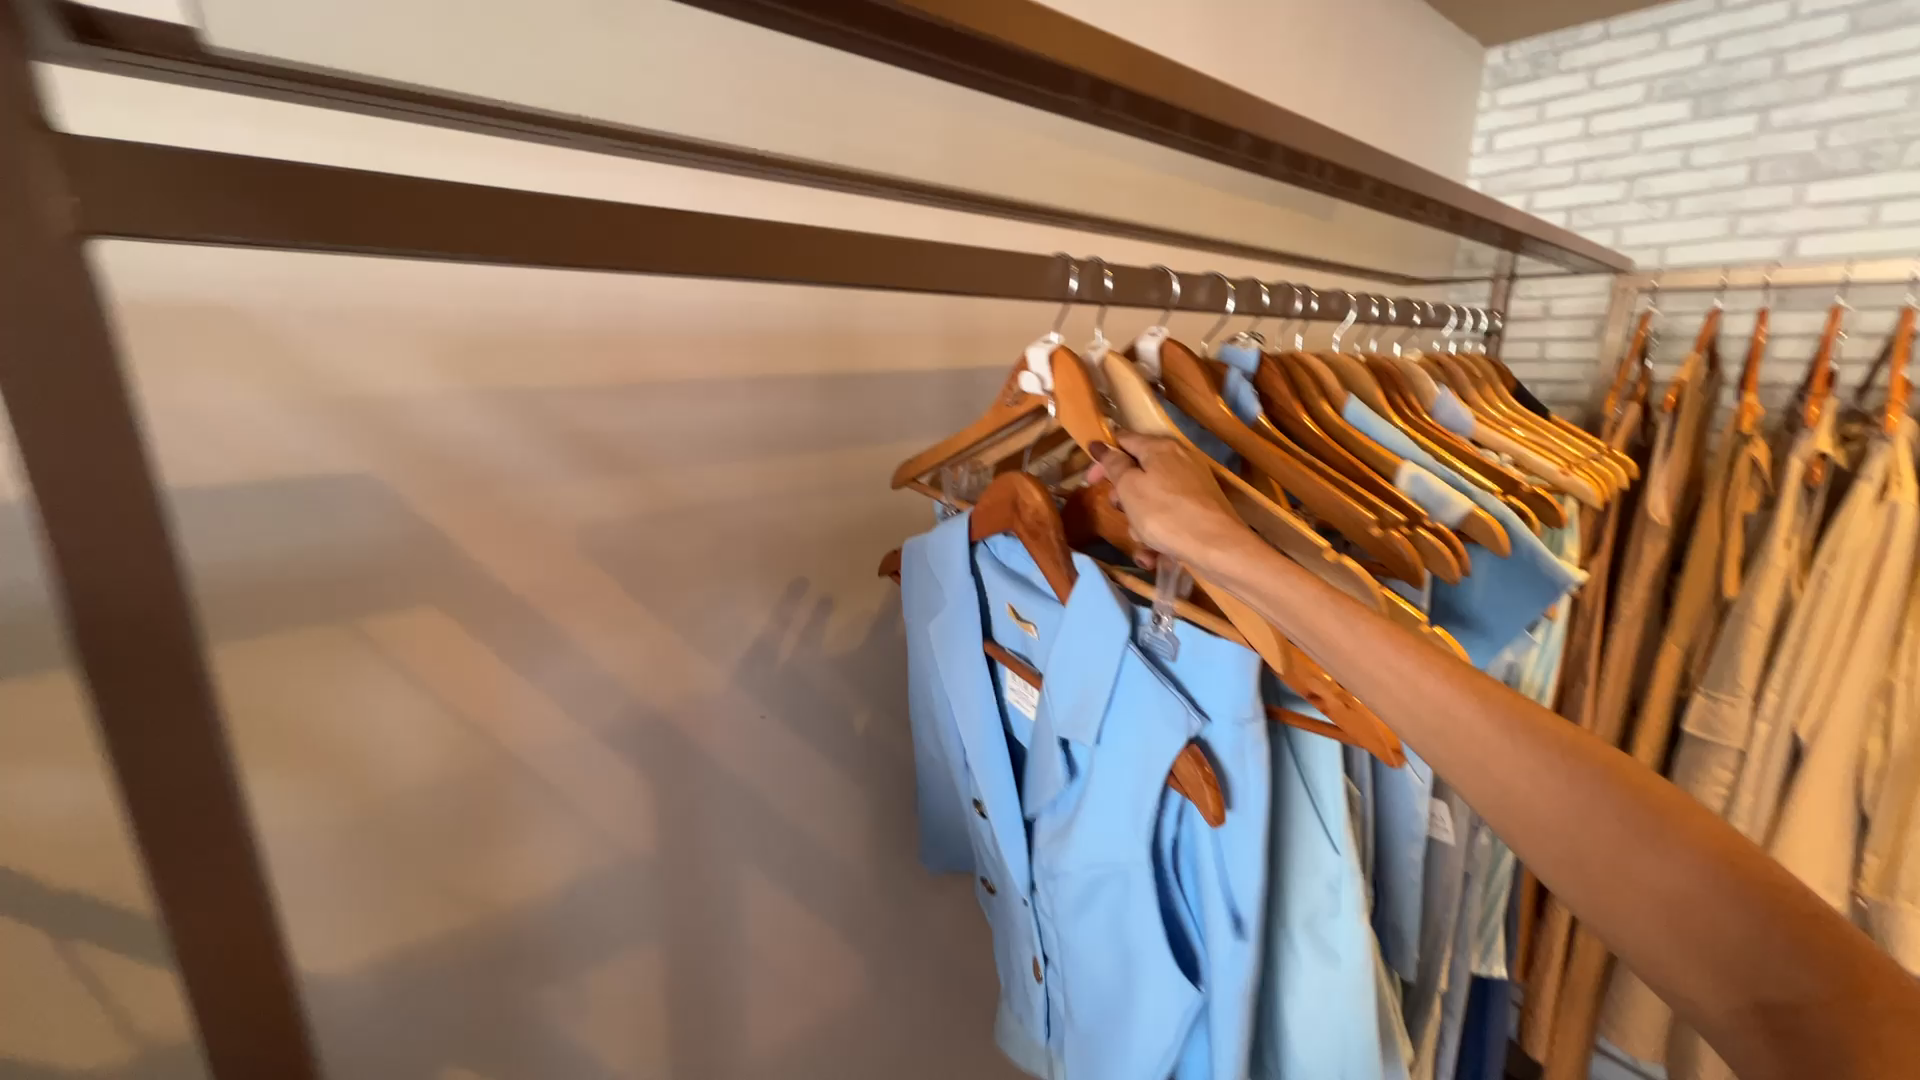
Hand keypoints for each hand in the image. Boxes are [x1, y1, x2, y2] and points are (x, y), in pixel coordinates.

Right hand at [1088, 433, 1257, 572]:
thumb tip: (1102, 444)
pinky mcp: (1199, 507)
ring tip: (1141, 540)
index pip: (1123, 441)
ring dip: (1139, 521)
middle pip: (1138, 472)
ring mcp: (1191, 484)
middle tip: (1118, 511)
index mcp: (1159, 448)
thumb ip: (1114, 464)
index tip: (1089, 480)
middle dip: (1123, 495)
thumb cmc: (1163, 513)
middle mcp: (1177, 459)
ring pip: (1151, 498)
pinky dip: (1158, 531)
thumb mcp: (1129, 487)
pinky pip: (1168, 514)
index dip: (1102, 458)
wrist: (1215, 546)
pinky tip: (1154, 554)